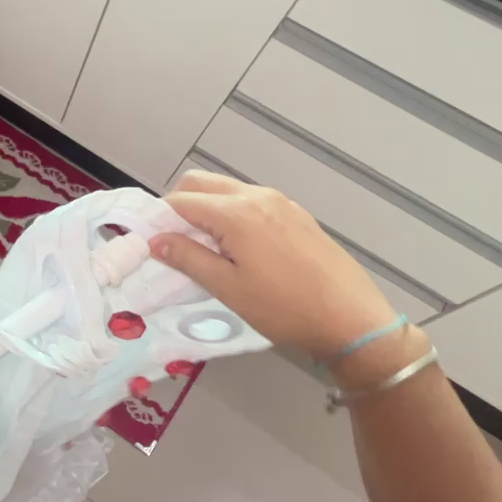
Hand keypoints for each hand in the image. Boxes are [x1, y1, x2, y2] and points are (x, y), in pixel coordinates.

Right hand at [151, 171, 400, 359]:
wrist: (351, 318)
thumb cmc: (283, 307)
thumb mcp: (227, 287)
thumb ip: (187, 258)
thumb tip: (156, 241)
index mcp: (235, 213)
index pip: (180, 201)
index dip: (159, 220)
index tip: (150, 245)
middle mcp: (256, 197)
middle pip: (201, 183)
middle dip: (180, 206)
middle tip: (175, 243)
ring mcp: (280, 203)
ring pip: (226, 190)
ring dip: (206, 209)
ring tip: (206, 249)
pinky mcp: (296, 214)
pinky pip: (250, 201)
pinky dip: (231, 214)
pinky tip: (238, 248)